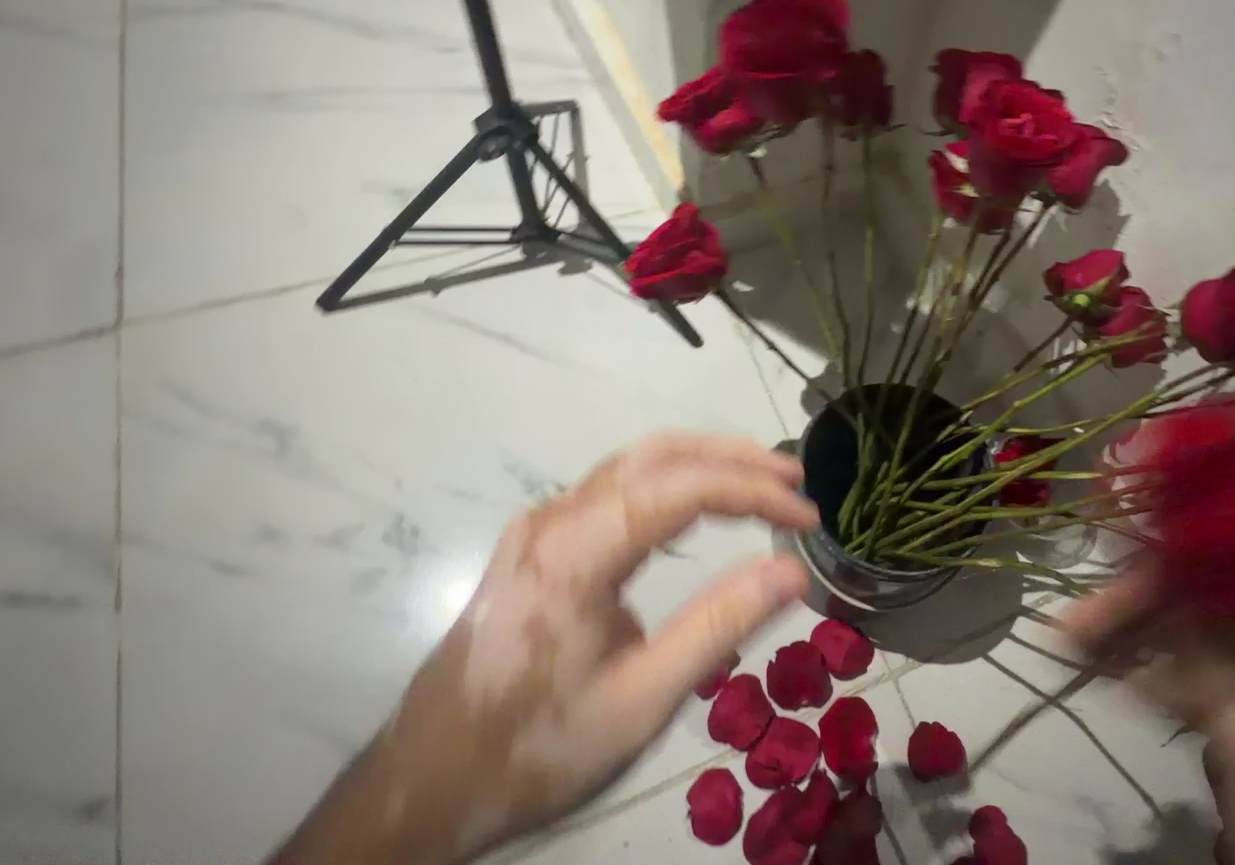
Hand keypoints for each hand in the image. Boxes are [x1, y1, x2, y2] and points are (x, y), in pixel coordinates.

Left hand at [271, 432, 818, 864]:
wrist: (427, 779)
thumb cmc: (537, 746)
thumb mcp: (641, 699)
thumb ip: (719, 625)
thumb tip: (792, 570)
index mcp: (575, 553)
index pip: (681, 488)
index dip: (752, 491)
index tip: (807, 517)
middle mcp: (553, 519)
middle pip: (655, 456)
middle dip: (732, 457)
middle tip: (794, 477)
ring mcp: (538, 526)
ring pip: (631, 465)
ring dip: (700, 463)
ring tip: (761, 480)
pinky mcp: (535, 543)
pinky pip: (610, 490)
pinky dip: (667, 483)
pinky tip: (695, 507)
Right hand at [1064, 569, 1234, 864]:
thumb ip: (1206, 662)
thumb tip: (1152, 600)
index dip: (1198, 548)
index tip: (1129, 540)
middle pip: (1226, 608)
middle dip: (1148, 603)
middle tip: (1074, 616)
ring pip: (1206, 648)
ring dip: (1140, 638)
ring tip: (1069, 638)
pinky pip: (1205, 691)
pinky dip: (1155, 681)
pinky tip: (1101, 668)